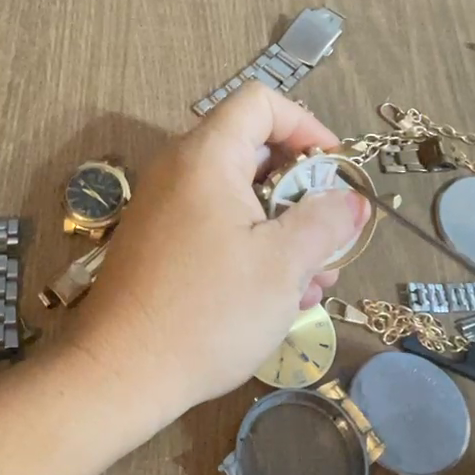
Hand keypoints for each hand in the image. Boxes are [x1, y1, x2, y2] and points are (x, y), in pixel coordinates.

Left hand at [65, 84, 369, 419]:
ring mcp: (165, 209)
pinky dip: (252, 248)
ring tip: (314, 281)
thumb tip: (353, 199)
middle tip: (333, 237)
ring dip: (284, 230)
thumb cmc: (208, 310)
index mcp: (205, 157)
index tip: (335, 171)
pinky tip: (280, 297)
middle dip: (302, 191)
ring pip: (239, 199)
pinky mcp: (159, 244)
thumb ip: (325, 222)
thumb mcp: (282, 264)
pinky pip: (216, 227)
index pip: (259, 103)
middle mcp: (178, 171)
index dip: (305, 125)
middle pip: (252, 152)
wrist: (121, 371)